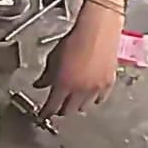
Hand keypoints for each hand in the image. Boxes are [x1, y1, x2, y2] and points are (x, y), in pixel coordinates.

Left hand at [36, 1, 123, 115]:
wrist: (96, 32)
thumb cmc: (73, 41)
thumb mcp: (53, 58)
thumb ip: (46, 76)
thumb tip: (39, 85)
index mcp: (63, 84)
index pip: (52, 106)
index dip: (45, 113)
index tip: (42, 115)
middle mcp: (79, 90)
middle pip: (68, 111)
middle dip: (60, 111)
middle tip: (57, 107)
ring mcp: (95, 89)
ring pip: (84, 107)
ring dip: (76, 106)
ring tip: (72, 100)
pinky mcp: (108, 84)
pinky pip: (99, 99)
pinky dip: (92, 100)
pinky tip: (89, 94)